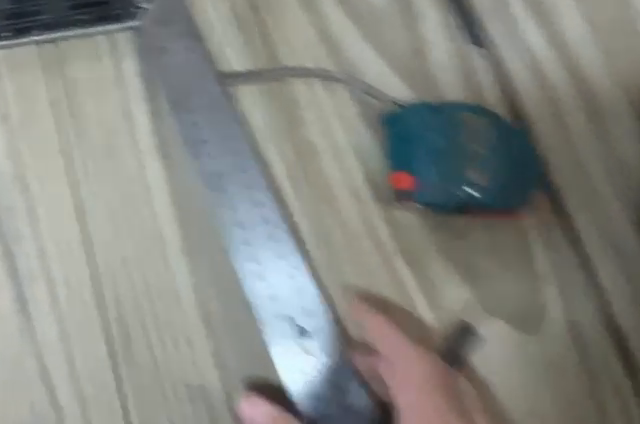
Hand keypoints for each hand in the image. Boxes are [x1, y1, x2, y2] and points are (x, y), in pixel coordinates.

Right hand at [236, 299, 489, 423]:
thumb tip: (246, 400)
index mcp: (440, 422)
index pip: (418, 359)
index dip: (386, 325)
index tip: (353, 300)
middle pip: (452, 379)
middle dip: (403, 356)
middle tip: (353, 350)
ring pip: (466, 408)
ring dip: (420, 389)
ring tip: (372, 387)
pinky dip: (434, 415)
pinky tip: (401, 422)